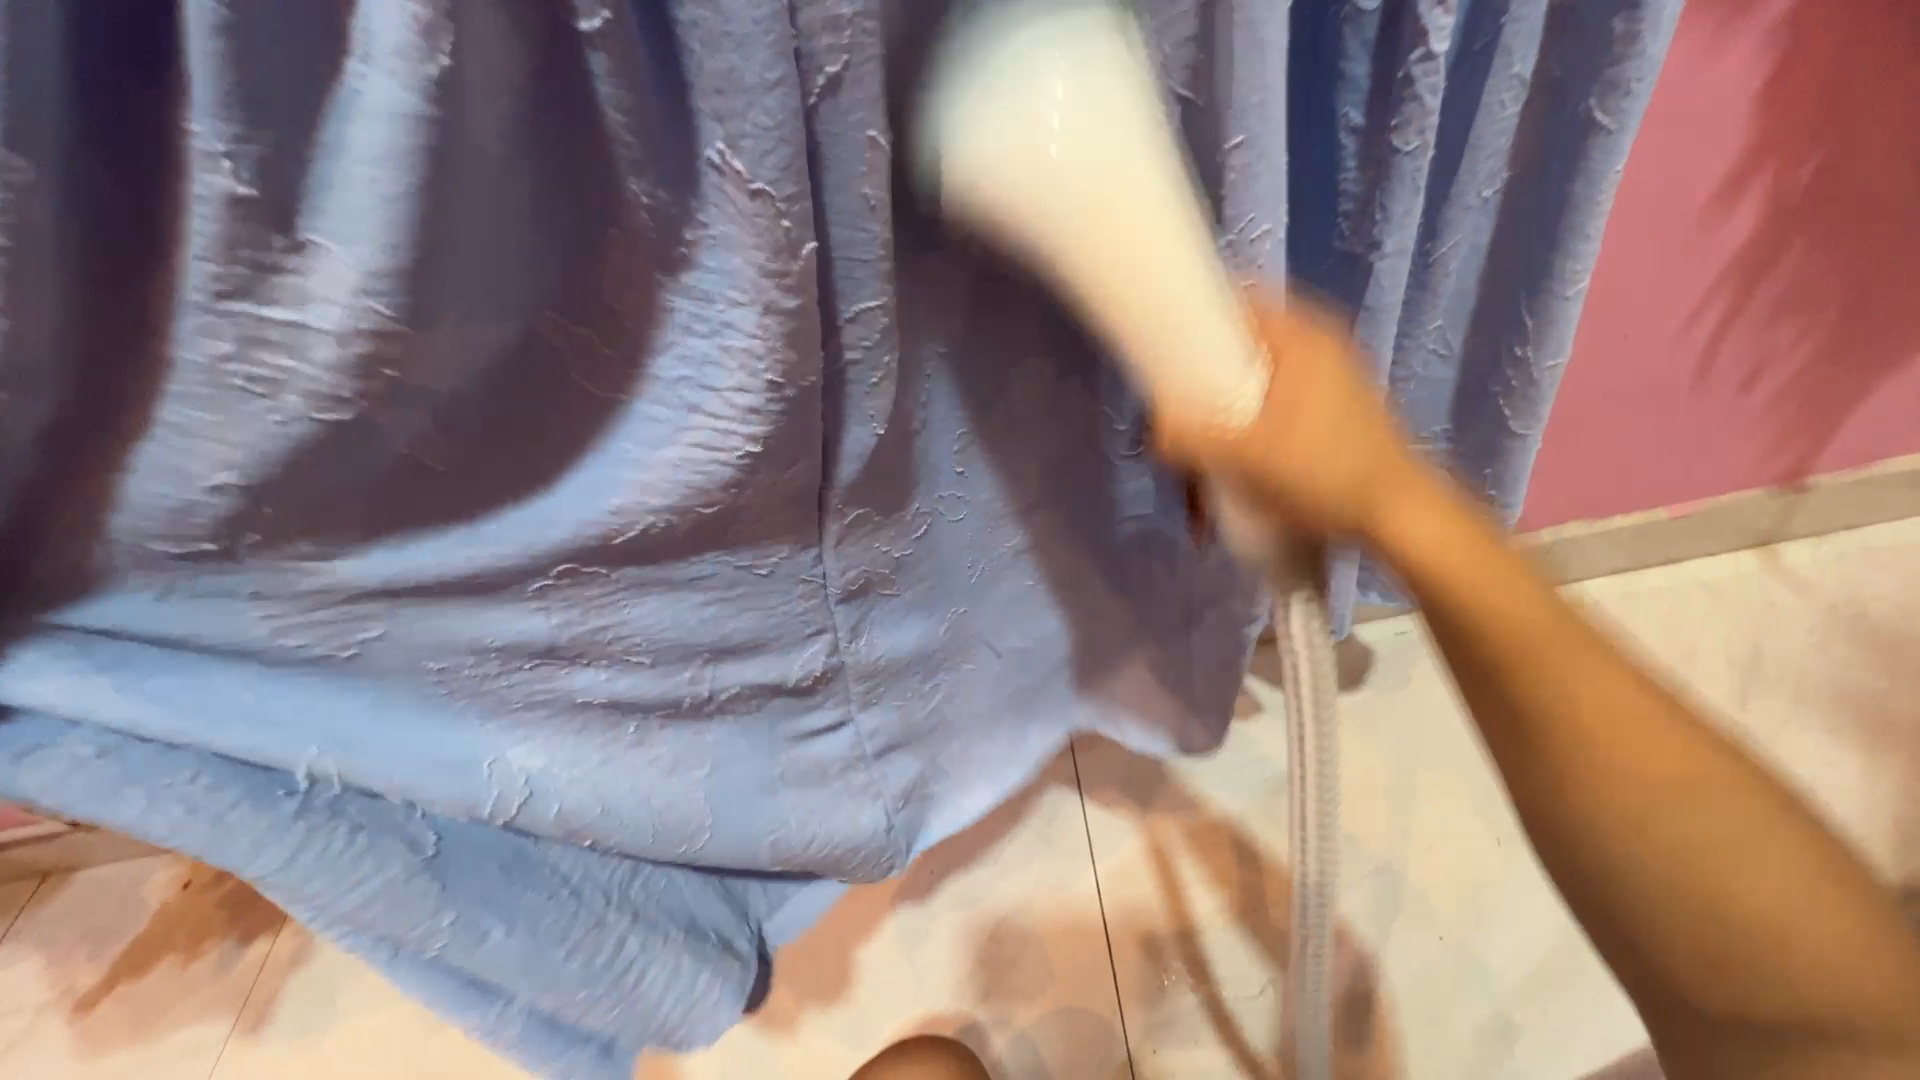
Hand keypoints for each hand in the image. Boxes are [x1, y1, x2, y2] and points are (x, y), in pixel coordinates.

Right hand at [1153, 286, 1424, 543]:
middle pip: (1231, 362)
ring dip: (1213, 448)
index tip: (1160, 360)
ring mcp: (1321, 390)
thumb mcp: (1250, 457)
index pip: (1237, 302)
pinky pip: (1263, 427)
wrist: (1403, 520)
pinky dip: (1239, 457)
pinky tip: (1224, 499)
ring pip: (1244, 403)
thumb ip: (1193, 437)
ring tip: (1198, 499)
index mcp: (1301, 338)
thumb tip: (1154, 427)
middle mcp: (1313, 352)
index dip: (1193, 323)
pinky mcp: (1324, 425)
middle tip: (1175, 455)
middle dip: (1196, 414)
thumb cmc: (1329, 475)